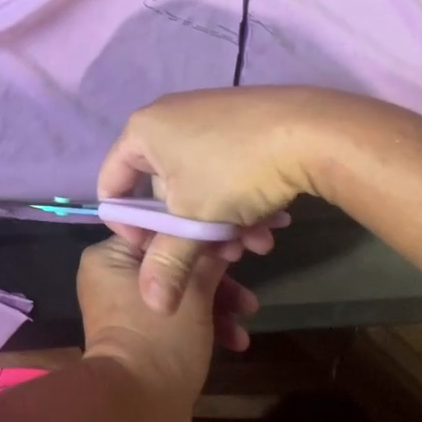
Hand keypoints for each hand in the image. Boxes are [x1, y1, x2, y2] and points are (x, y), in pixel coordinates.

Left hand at [77, 235, 257, 421]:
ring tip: (247, 318)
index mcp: (108, 255)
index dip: (198, 237)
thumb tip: (222, 234)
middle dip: (214, 281)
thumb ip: (208, 259)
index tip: (232, 246)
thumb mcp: (194, 293)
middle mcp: (110, 276)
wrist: (139, 407)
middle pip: (170, 265)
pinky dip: (201, 325)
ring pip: (177, 293)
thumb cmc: (160, 337)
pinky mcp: (139, 336)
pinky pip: (172, 318)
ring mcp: (123, 309)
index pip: (156, 232)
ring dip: (215, 306)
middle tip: (245, 287)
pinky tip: (236, 342)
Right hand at [98, 86, 399, 312]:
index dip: (130, 226)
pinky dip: (241, 197)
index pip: (112, 184)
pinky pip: (223, 166)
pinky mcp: (238, 120)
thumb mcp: (196, 220)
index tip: (158, 253)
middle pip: (162, 188)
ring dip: (223, 221)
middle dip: (192, 229)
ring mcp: (204, 115)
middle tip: (221, 255)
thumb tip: (151, 305)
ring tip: (255, 243)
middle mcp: (166, 117)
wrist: (309, 130)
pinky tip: (270, 222)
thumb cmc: (233, 170)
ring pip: (199, 183)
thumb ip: (169, 261)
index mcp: (141, 131)